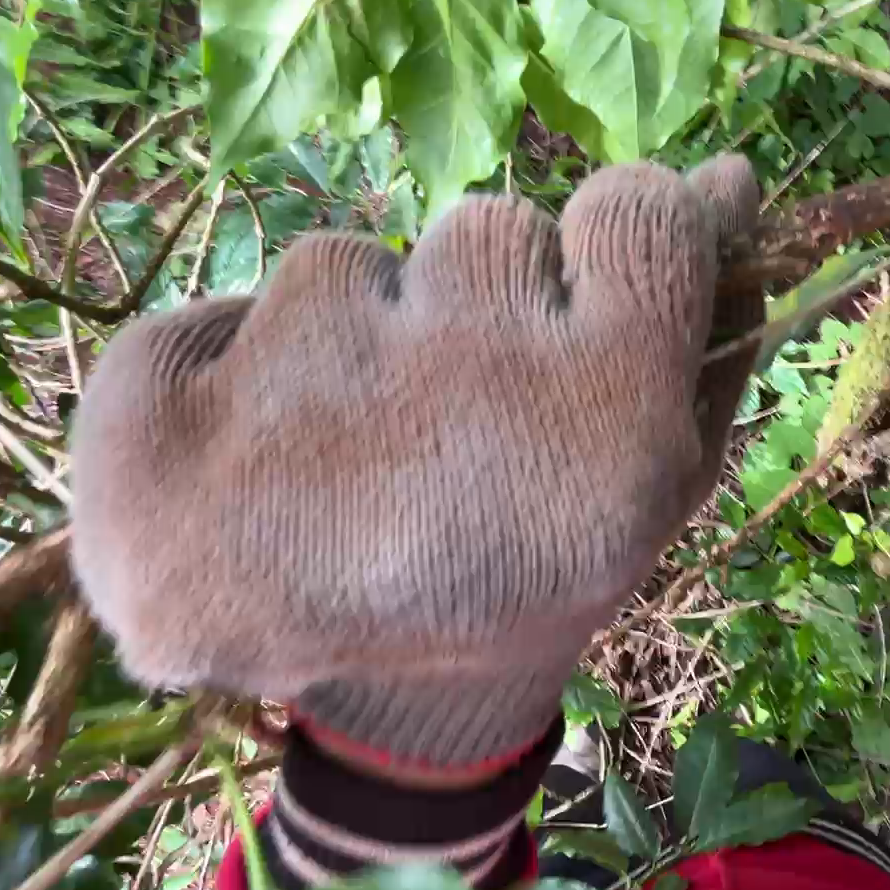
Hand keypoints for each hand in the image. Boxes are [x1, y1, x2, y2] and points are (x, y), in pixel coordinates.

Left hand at [71, 157, 760, 770]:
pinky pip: (209, 323)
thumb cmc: (559, 577)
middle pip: (493, 231)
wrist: (412, 707)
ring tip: (371, 460)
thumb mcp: (665, 489)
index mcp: (608, 416)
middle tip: (476, 417)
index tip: (602, 285)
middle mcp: (469, 382)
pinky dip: (239, 377)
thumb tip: (733, 182)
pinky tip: (271, 471)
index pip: (640, 217)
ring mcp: (301, 393)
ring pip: (347, 268)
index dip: (625, 237)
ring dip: (367, 344)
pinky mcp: (157, 428)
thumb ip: (715, 341)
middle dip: (493, 306)